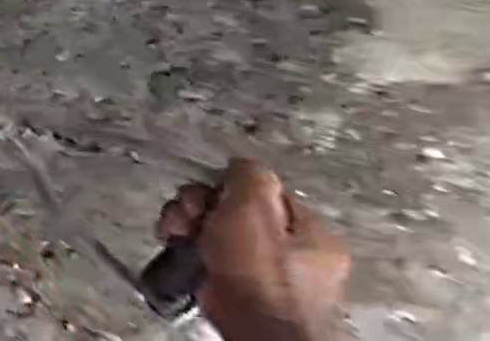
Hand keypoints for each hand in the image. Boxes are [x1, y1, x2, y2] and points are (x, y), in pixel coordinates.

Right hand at [157, 159, 349, 340]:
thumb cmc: (257, 269)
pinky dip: (185, 241)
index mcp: (309, 232)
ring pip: (210, 222)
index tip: (212, 196)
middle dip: (198, 204)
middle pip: (228, 203)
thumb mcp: (254, 210)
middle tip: (193, 215)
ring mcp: (261, 263)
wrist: (253, 324)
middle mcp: (291, 248)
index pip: (257, 188)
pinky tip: (179, 245)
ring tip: (181, 234)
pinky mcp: (234, 275)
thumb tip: (241, 164)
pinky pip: (203, 243)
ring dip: (185, 221)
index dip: (225, 186)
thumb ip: (250, 177)